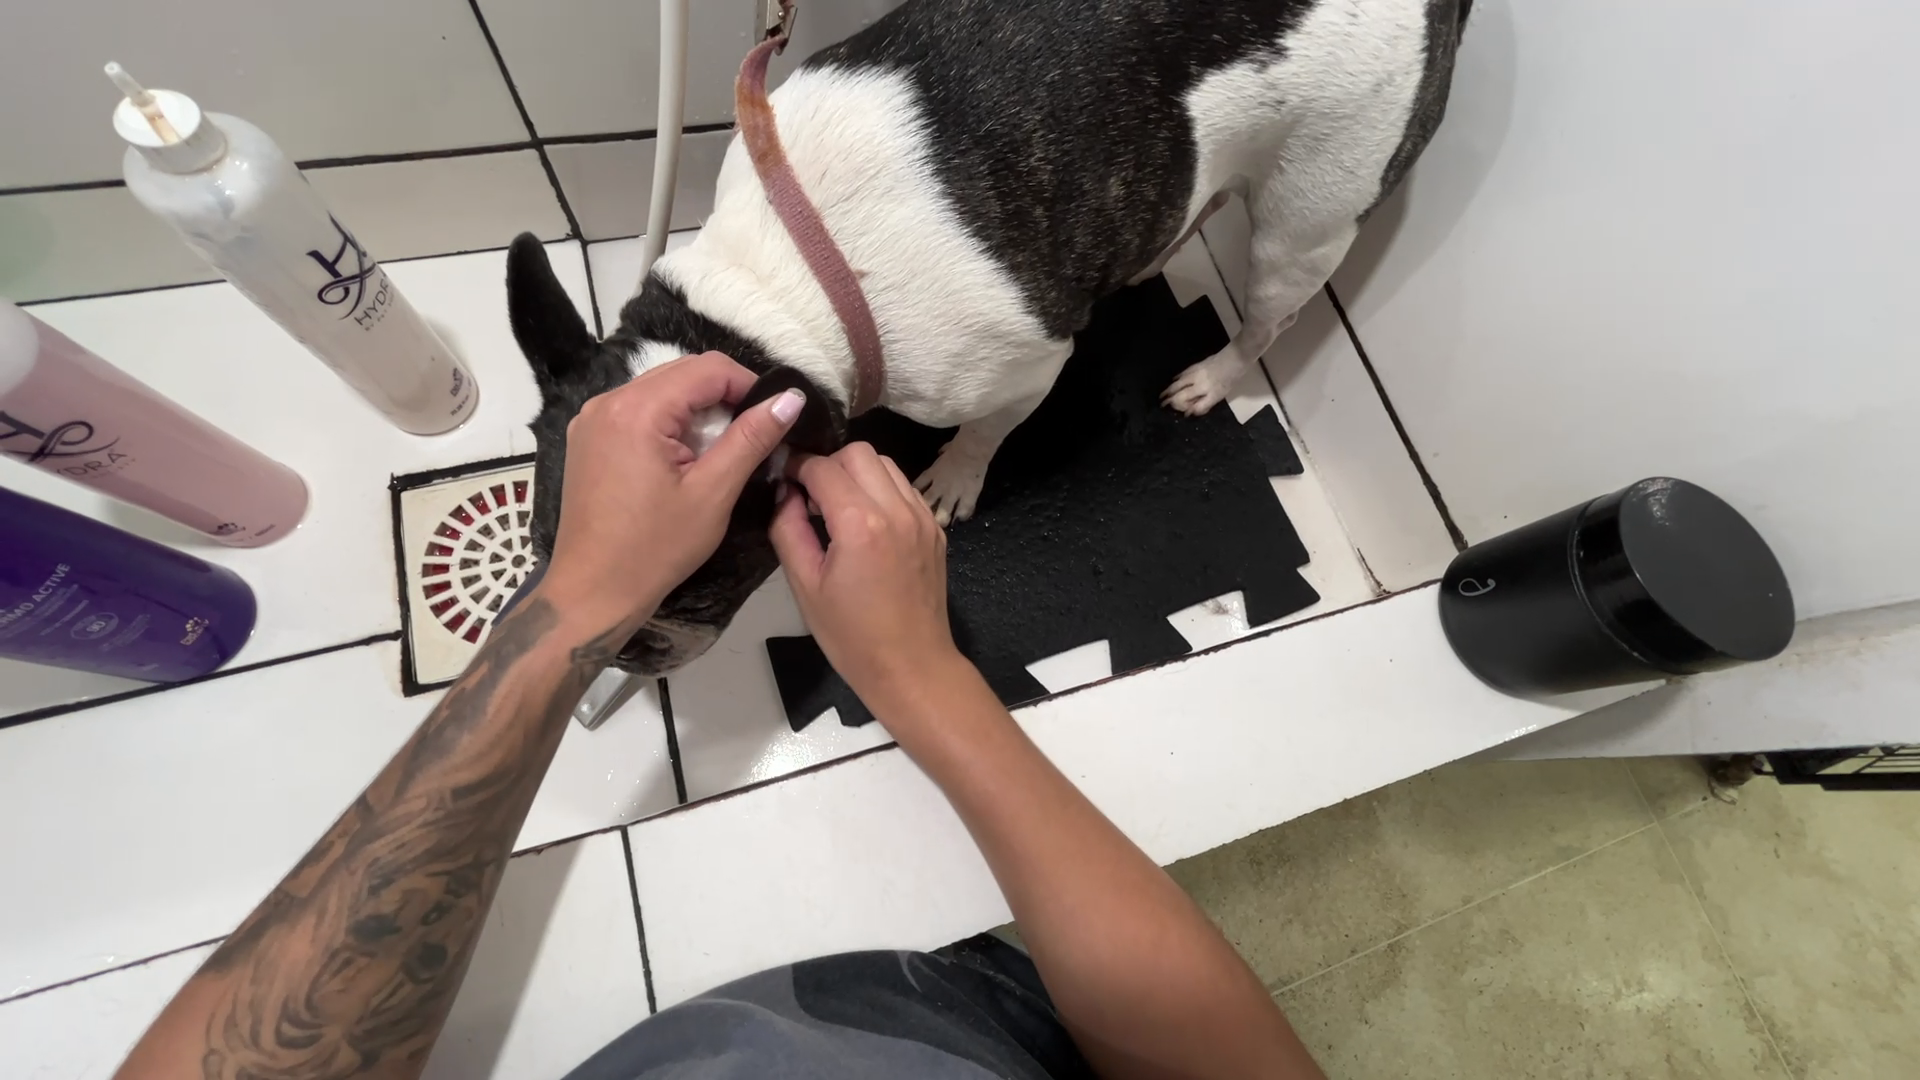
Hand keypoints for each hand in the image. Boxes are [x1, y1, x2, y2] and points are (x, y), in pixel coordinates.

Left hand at [540, 351, 803, 629]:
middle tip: (754, 436)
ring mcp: (593, 417)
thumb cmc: (657, 547)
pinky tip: (688, 456)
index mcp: (637, 410)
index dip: (751, 386)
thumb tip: (792, 398)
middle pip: (684, 372)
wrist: (594, 590)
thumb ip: (752, 438)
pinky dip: (674, 421)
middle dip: (727, 396)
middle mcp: (608, 401)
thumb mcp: (714, 492)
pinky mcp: (590, 436)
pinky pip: (642, 409)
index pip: (708, 369)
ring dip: (701, 409)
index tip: (774, 419)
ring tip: (724, 449)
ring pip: (664, 389)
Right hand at [771, 443, 963, 707]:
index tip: (784, 481)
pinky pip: (905, 489)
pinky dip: (883, 490)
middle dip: (830, 464)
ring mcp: (922, 517)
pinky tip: (867, 522)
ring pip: (887, 464)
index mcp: (860, 524)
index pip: (823, 467)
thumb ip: (788, 529)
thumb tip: (784, 493)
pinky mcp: (935, 529)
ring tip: (840, 507)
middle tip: (812, 495)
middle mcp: (897, 510)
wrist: (911, 665)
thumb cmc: (851, 636)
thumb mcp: (805, 585)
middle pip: (859, 452)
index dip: (797, 467)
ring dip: (859, 474)